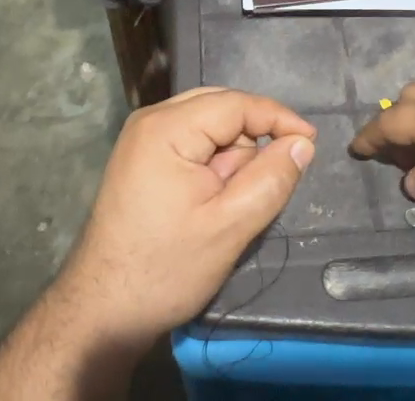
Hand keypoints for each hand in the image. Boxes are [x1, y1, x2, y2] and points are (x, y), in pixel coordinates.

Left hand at [51, 87, 315, 344]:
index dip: (278, 118)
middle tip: (261, 187)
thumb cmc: (165, 269)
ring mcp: (142, 138)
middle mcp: (150, 120)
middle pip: (221, 109)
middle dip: (249, 142)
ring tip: (225, 206)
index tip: (312, 143)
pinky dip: (212, 164)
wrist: (102, 310)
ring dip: (230, 157)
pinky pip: (191, 143)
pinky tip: (209, 201)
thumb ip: (270, 179)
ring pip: (208, 127)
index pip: (236, 103)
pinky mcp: (141, 159)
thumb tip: (302, 142)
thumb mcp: (229, 227)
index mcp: (167, 127)